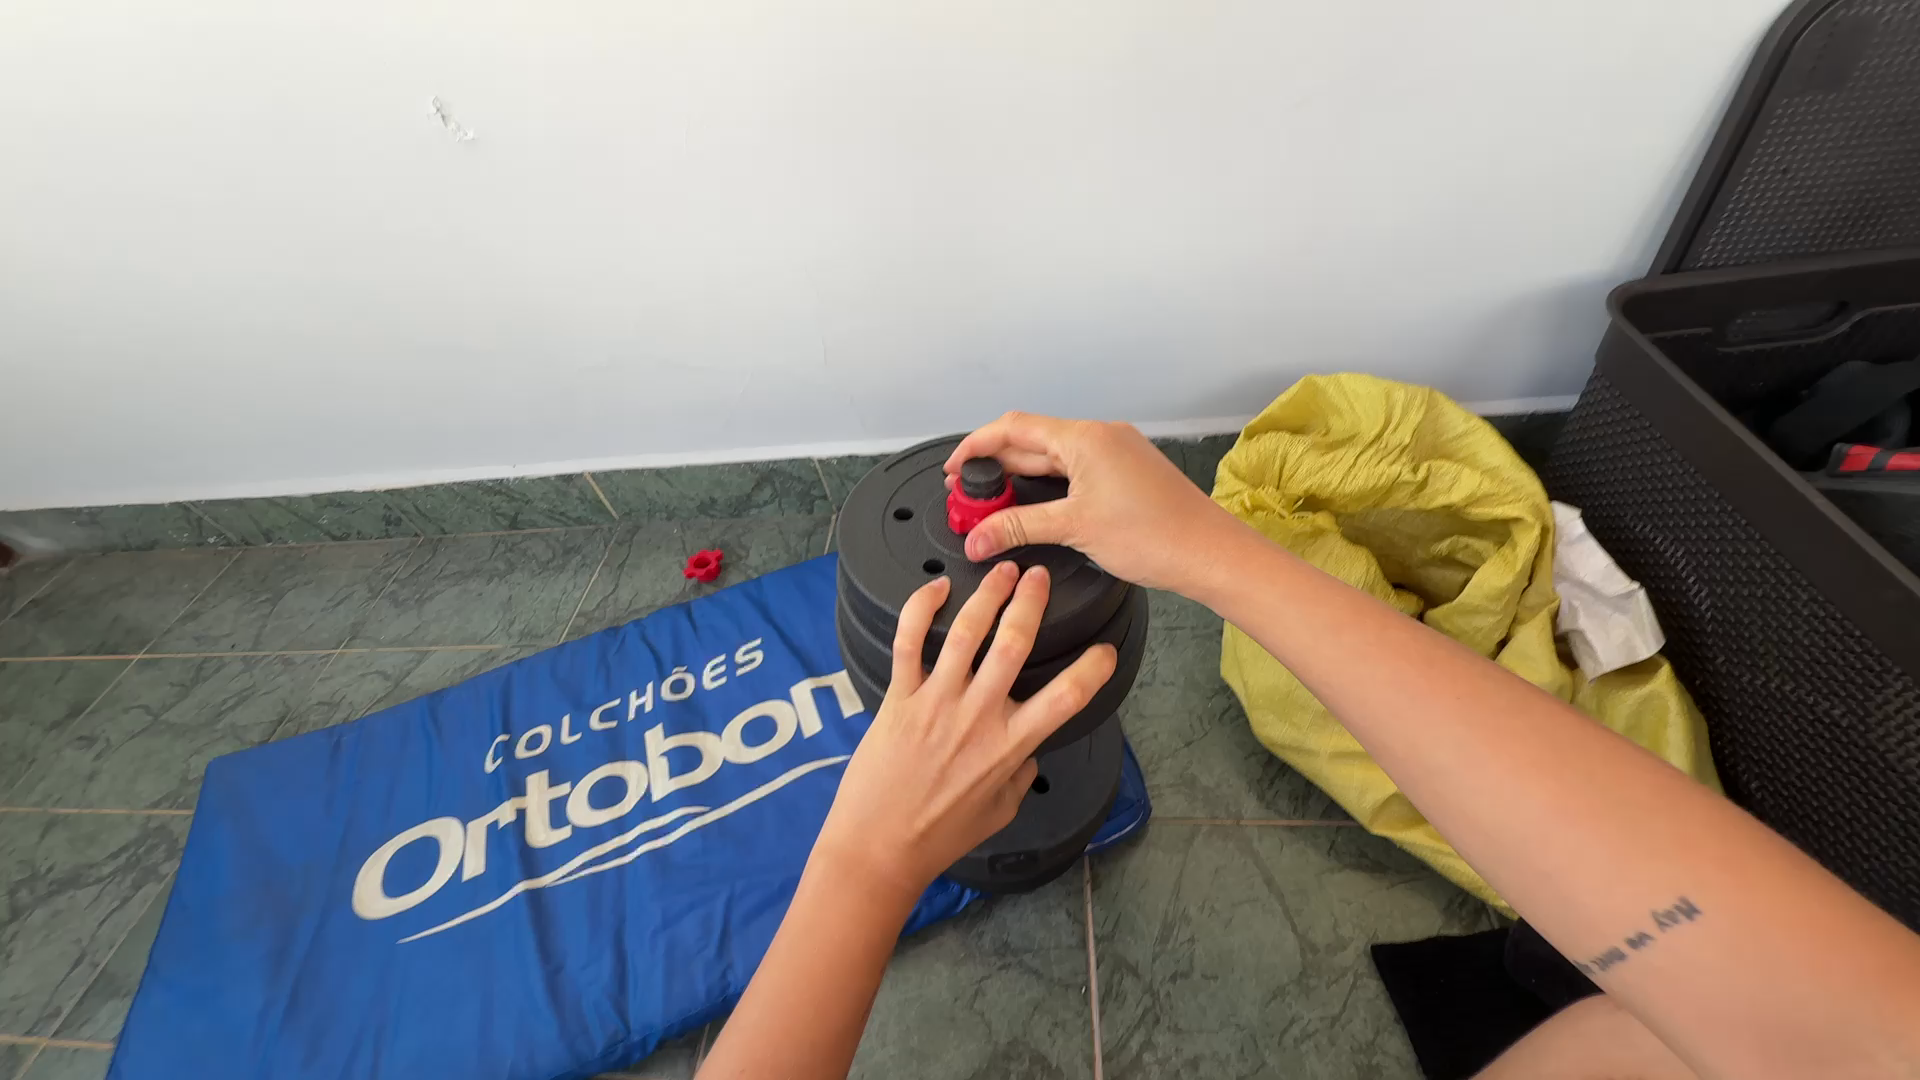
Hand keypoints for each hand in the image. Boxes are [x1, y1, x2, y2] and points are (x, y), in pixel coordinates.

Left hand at [814, 561, 1117, 898]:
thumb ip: (1022, 771)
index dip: (1093, 669)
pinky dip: (919, 609)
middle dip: (1031, 602)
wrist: (879, 847)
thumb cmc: (942, 834)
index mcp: (1010, 745)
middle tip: (1040, 576)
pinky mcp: (898, 697)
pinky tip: (935, 588)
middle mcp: (977, 715)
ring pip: (965, 633)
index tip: (1105, 650)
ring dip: (987, 595)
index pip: (1067, 698)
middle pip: (1013, 644)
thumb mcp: (1001, 809)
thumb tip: (1029, 748)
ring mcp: (936, 701)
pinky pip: (907, 642)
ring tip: (1002, 570)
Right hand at [943, 412, 1245, 593]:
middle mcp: (1100, 436)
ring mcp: (1115, 452)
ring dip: (1019, 475)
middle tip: (965, 495)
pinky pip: (1074, 469)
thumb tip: (976, 539)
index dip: (976, 446)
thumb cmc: (1155, 536)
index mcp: (1085, 438)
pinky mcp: (1124, 471)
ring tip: (991, 502)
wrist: (1210, 554)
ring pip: (1053, 457)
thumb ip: (1018, 528)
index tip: (953, 470)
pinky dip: (1047, 483)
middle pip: (1031, 441)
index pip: (1014, 428)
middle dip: (994, 465)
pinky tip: (1031, 504)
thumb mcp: (1074, 529)